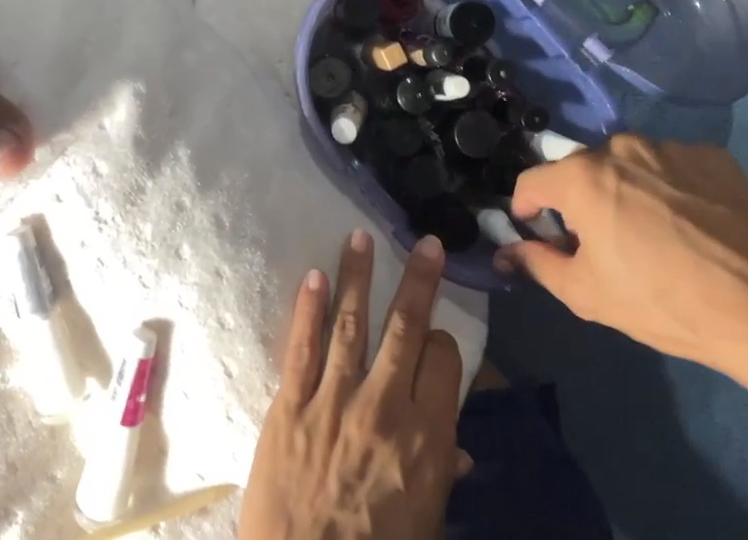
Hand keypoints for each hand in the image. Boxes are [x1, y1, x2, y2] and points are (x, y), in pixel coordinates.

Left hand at [239, 231, 468, 539]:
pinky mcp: (290, 405)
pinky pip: (302, 347)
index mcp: (427, 436)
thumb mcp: (427, 519)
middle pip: (405, 329)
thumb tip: (457, 449)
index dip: (443, 343)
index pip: (444, 361)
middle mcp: (385, 405)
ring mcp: (334, 400)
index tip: (436, 338)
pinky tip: (313, 276)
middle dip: (419, 281)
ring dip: (358, 275)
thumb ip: (440, 472)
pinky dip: (308, 309)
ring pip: (352, 323)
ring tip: (361, 235)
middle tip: (426, 243)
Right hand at [497, 136, 747, 386]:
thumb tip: (506, 253)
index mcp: (582, 177)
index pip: (531, 181)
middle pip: (581, 170)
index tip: (543, 237)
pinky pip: (672, 167)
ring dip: (625, 190)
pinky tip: (692, 226)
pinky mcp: (715, 157)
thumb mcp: (587, 294)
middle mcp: (622, 147)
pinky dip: (669, 189)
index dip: (528, 212)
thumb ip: (537, 264)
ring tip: (653, 235)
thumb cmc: (663, 303)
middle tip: (603, 243)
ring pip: (629, 165)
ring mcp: (672, 148)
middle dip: (580, 201)